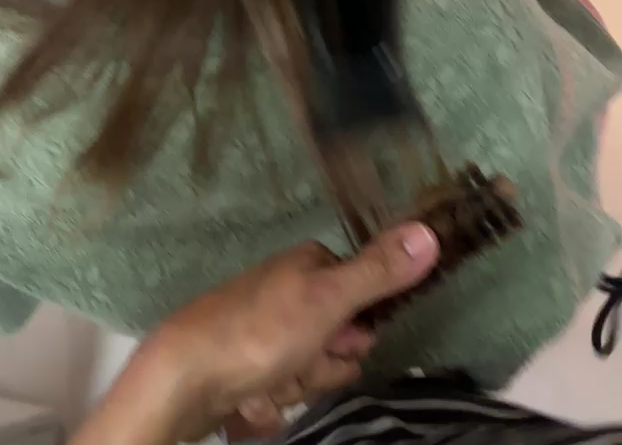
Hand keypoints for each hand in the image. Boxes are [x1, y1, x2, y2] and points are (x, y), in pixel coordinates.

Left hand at [77, 223, 440, 443]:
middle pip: (343, 337)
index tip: (340, 339)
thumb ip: (378, 271)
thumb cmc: (263, 327)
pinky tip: (258, 391)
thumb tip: (431, 231)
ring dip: (304, 380)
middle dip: (329, 360)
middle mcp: (293, 286)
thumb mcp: (328, 298)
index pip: (364, 299)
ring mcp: (273, 322)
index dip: (358, 329)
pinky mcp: (257, 356)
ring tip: (274, 376)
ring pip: (319, 364)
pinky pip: (290, 381)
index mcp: (311, 263)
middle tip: (301, 360)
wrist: (190, 370)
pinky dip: (279, 391)